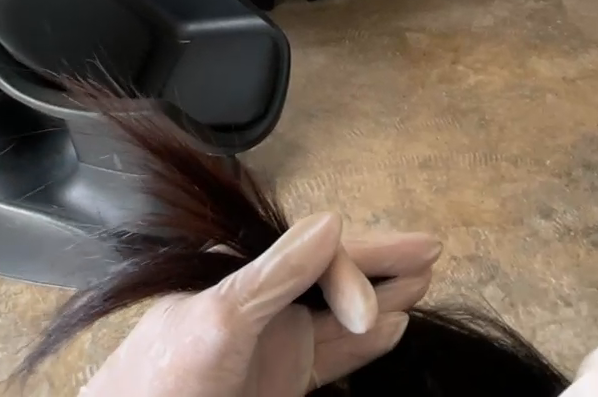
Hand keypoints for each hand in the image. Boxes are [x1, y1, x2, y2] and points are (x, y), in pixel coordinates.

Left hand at [82, 213, 441, 396]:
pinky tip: (395, 324)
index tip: (371, 315)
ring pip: (342, 312)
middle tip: (431, 248)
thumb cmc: (166, 378)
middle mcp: (266, 298)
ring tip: (422, 278)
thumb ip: (276, 272)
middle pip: (336, 272)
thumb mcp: (221, 317)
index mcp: (246, 269)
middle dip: (383, 262)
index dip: (354, 273)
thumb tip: (332, 219)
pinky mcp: (284, 379)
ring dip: (383, 296)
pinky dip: (366, 342)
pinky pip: (335, 353)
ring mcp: (277, 341)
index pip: (317, 253)